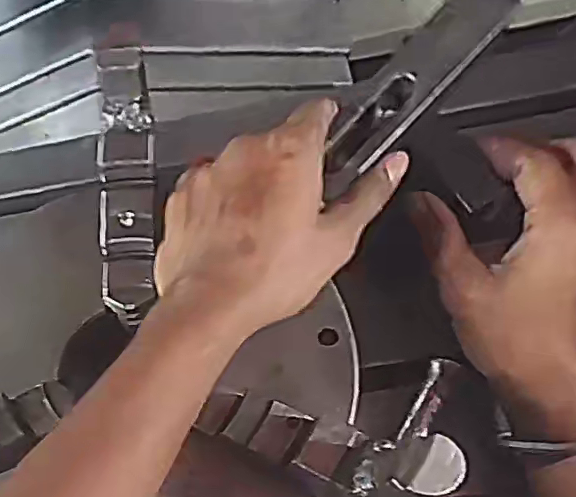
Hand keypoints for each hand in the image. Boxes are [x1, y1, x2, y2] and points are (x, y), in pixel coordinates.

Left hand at [155, 98, 407, 337]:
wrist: (211, 306)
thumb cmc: (267, 279)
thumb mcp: (336, 242)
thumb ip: (368, 196)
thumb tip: (391, 168)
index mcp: (292, 152)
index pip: (319, 112)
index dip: (332, 124)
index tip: (335, 138)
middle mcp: (248, 151)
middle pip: (278, 144)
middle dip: (290, 171)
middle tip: (299, 213)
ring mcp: (212, 171)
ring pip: (241, 167)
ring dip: (252, 190)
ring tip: (261, 235)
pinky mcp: (184, 195)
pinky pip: (209, 190)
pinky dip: (219, 208)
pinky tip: (231, 239)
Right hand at [408, 137, 575, 439]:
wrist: (549, 381)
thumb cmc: (518, 346)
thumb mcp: (465, 288)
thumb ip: (441, 237)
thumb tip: (423, 205)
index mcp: (563, 220)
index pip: (532, 156)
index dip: (497, 148)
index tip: (471, 152)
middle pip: (569, 150)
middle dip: (527, 149)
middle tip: (490, 163)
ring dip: (547, 168)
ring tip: (507, 186)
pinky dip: (562, 192)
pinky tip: (531, 215)